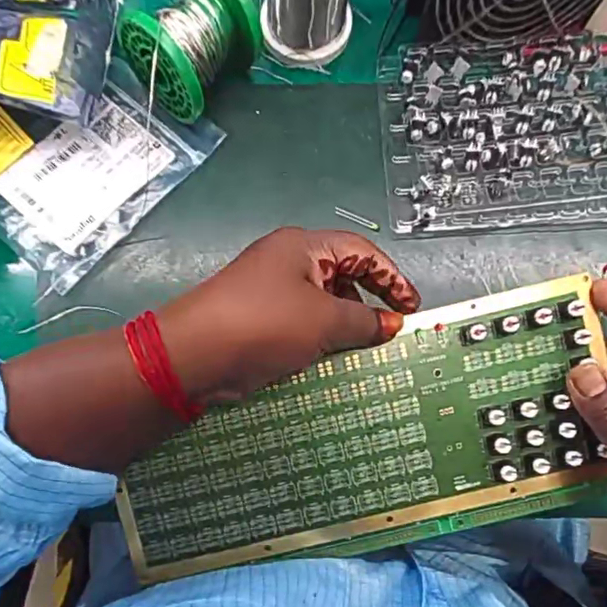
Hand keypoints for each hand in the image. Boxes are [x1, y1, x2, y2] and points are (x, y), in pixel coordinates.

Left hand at [0, 228, 418, 472]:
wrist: (195, 355)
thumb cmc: (263, 324)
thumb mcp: (324, 320)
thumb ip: (364, 321)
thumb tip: (390, 324)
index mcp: (302, 246)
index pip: (361, 252)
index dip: (391, 278)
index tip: (410, 308)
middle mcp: (286, 263)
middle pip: (341, 277)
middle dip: (367, 303)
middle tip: (386, 333)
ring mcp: (269, 294)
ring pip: (320, 305)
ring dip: (343, 326)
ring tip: (360, 351)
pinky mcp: (258, 323)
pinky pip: (300, 326)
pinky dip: (318, 340)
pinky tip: (328, 360)